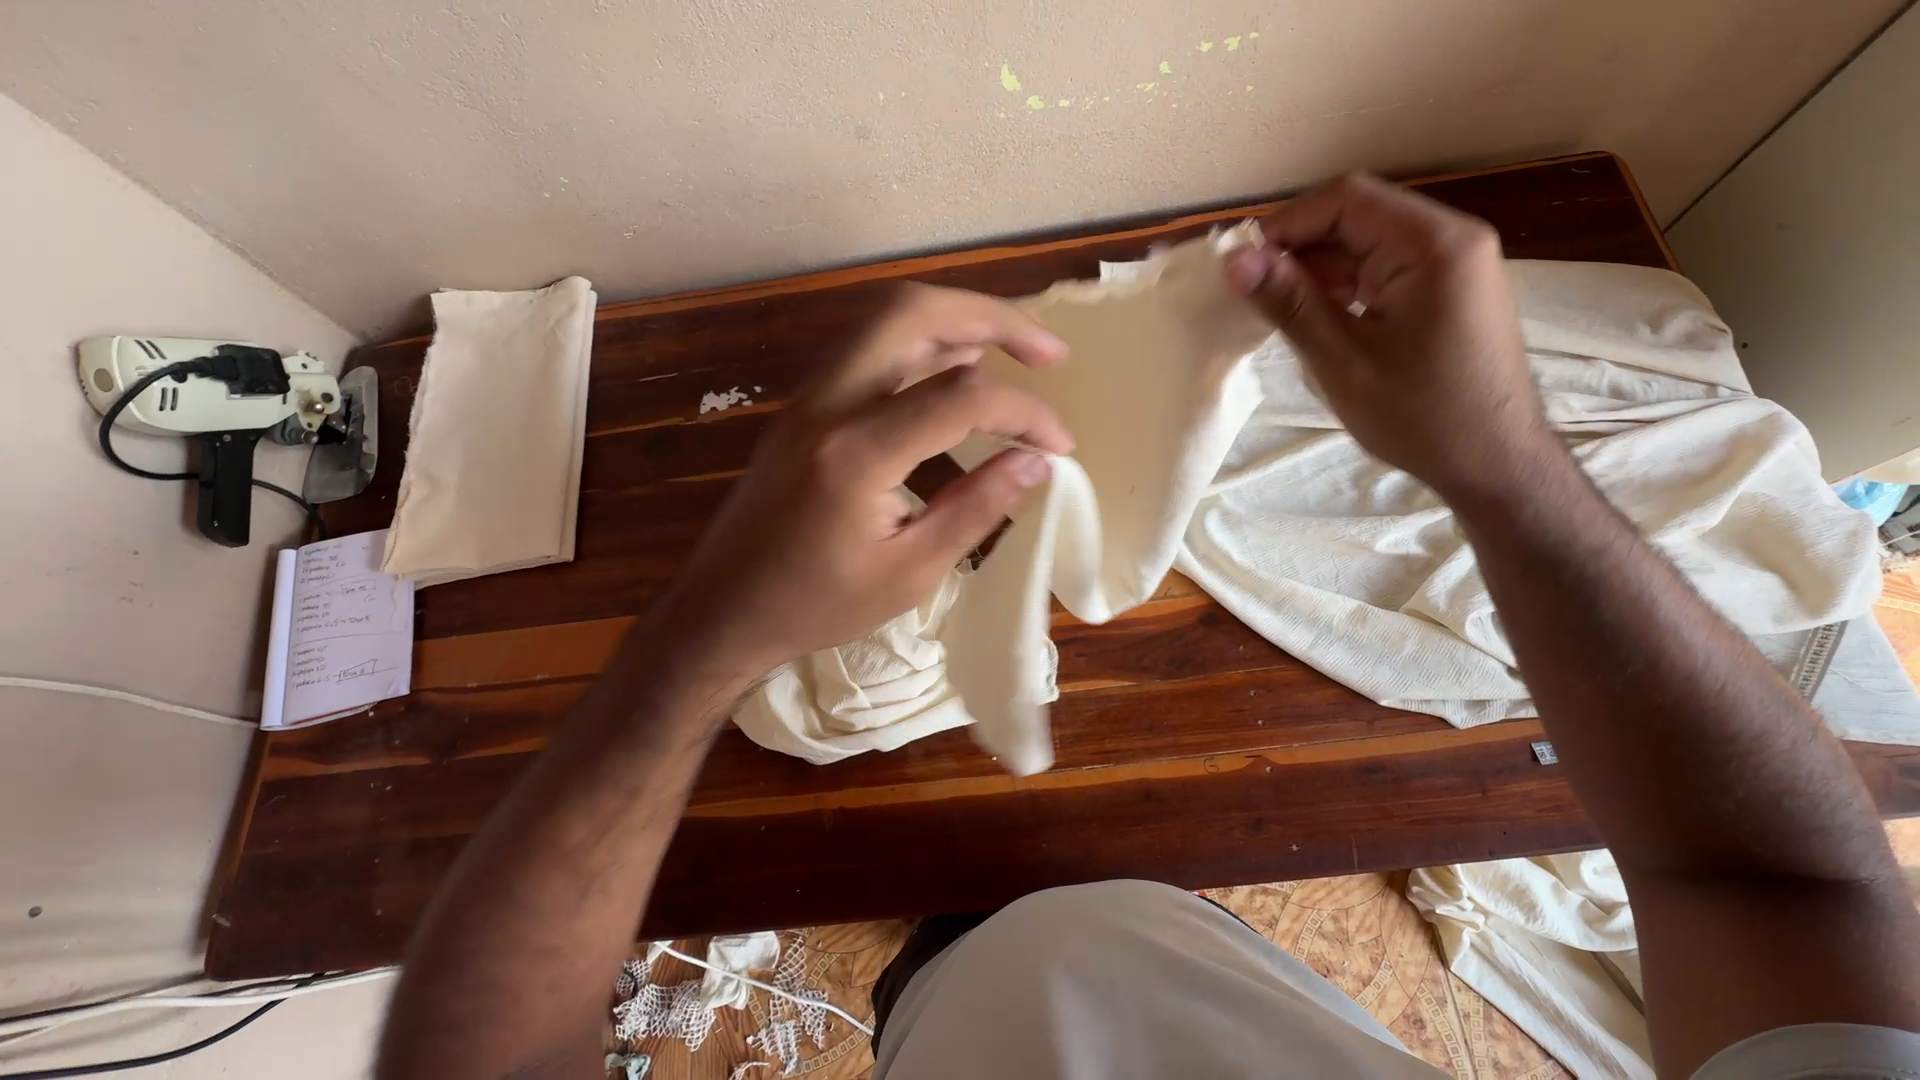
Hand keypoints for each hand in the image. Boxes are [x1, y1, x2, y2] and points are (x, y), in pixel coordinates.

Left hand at [652, 283, 1073, 679]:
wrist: (724, 608)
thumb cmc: (817, 605)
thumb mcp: (910, 573)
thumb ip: (977, 508)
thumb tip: (1037, 461)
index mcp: (857, 454)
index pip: (962, 398)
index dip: (1025, 413)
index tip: (1060, 445)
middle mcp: (828, 405)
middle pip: (911, 312)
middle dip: (991, 316)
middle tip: (1047, 351)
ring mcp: (808, 399)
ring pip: (885, 321)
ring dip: (955, 322)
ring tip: (1013, 352)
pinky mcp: (803, 408)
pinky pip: (868, 351)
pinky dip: (921, 347)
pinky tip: (954, 376)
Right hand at [1224, 173, 1558, 503]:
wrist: (1494, 464)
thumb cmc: (1421, 416)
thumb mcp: (1343, 360)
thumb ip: (1289, 302)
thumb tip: (1233, 260)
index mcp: (1434, 244)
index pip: (1345, 199)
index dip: (1285, 225)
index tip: (1241, 268)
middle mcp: (1450, 239)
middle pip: (1356, 217)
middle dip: (1297, 249)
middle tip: (1251, 294)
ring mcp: (1452, 265)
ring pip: (1365, 245)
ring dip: (1316, 271)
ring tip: (1276, 312)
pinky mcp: (1445, 291)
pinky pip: (1381, 271)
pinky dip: (1341, 288)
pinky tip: (1314, 320)